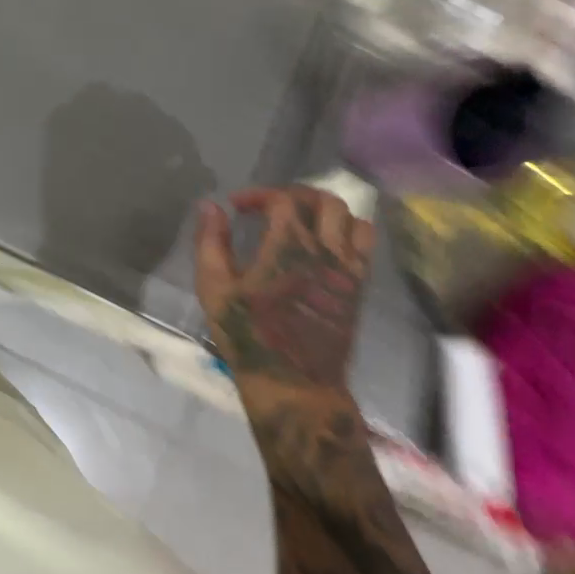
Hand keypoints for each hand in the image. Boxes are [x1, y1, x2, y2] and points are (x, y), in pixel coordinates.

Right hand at [194, 186, 374, 390]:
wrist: (293, 378)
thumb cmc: (247, 332)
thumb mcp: (214, 287)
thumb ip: (211, 243)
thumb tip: (209, 207)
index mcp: (288, 248)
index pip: (283, 200)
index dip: (258, 195)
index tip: (236, 206)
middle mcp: (327, 251)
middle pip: (326, 202)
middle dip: (295, 195)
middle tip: (269, 207)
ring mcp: (349, 270)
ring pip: (353, 220)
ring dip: (326, 213)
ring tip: (300, 222)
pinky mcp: (359, 287)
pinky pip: (365, 247)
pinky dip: (345, 234)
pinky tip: (321, 247)